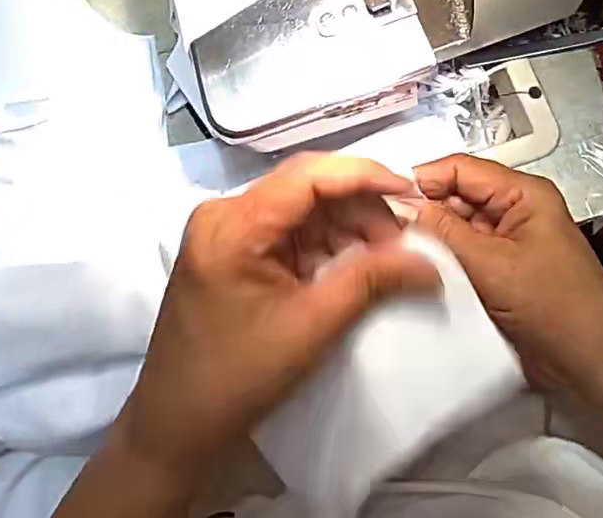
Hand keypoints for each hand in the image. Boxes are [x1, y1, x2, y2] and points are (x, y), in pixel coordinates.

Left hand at [115, 153, 441, 478]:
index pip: (307, 175)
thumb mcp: (311, 327)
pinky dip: (323, 241)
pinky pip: (287, 227)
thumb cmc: (237, 379)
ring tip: (383, 255)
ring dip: (345, 224)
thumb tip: (429, 264)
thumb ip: (371, 282)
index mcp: (233, 223)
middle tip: (401, 239)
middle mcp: (224, 211)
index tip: (408, 190)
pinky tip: (352, 262)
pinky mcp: (232, 246)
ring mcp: (225, 227)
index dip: (363, 175)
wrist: (173, 427)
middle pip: (306, 186)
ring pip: (301, 205)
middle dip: (359, 206)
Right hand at [410, 153, 602, 398]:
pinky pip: (467, 249)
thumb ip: (446, 231)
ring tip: (402, 247)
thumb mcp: (493, 266)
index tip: (389, 198)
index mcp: (524, 193)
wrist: (595, 371)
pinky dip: (447, 255)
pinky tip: (423, 265)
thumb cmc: (556, 311)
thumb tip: (405, 204)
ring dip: (435, 234)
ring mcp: (510, 238)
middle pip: (458, 194)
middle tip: (390, 228)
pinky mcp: (504, 265)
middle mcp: (516, 208)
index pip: (462, 168)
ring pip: (460, 222)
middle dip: (427, 208)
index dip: (425, 179)